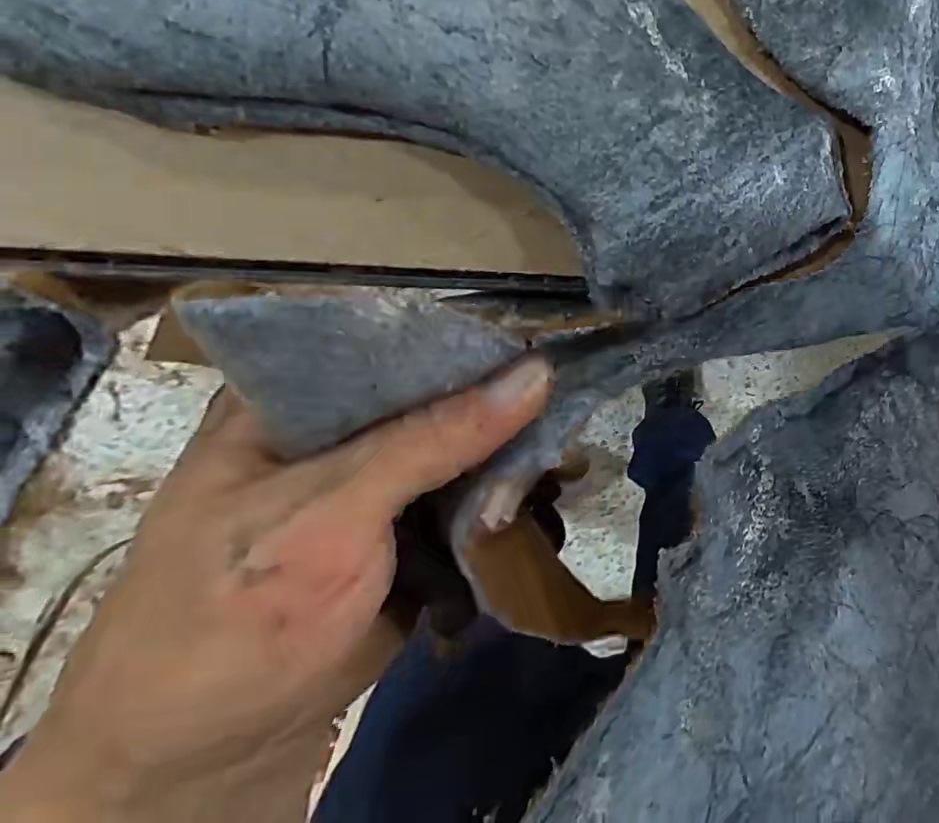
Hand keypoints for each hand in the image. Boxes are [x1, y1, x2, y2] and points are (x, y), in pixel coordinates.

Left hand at [0, 358, 552, 821]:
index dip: (471, 340)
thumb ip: (433, 439)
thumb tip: (542, 373)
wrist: (216, 751)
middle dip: (512, 408)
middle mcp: (347, 434)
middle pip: (453, 394)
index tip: (546, 342)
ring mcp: (389, 482)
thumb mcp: (325, 514)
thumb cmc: (232, 617)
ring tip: (563, 469)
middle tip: (569, 413)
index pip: (396, 345)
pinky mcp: (425, 524)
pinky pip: (488, 490)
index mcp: (294, 407)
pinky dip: (521, 495)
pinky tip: (548, 499)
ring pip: (480, 442)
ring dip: (524, 457)